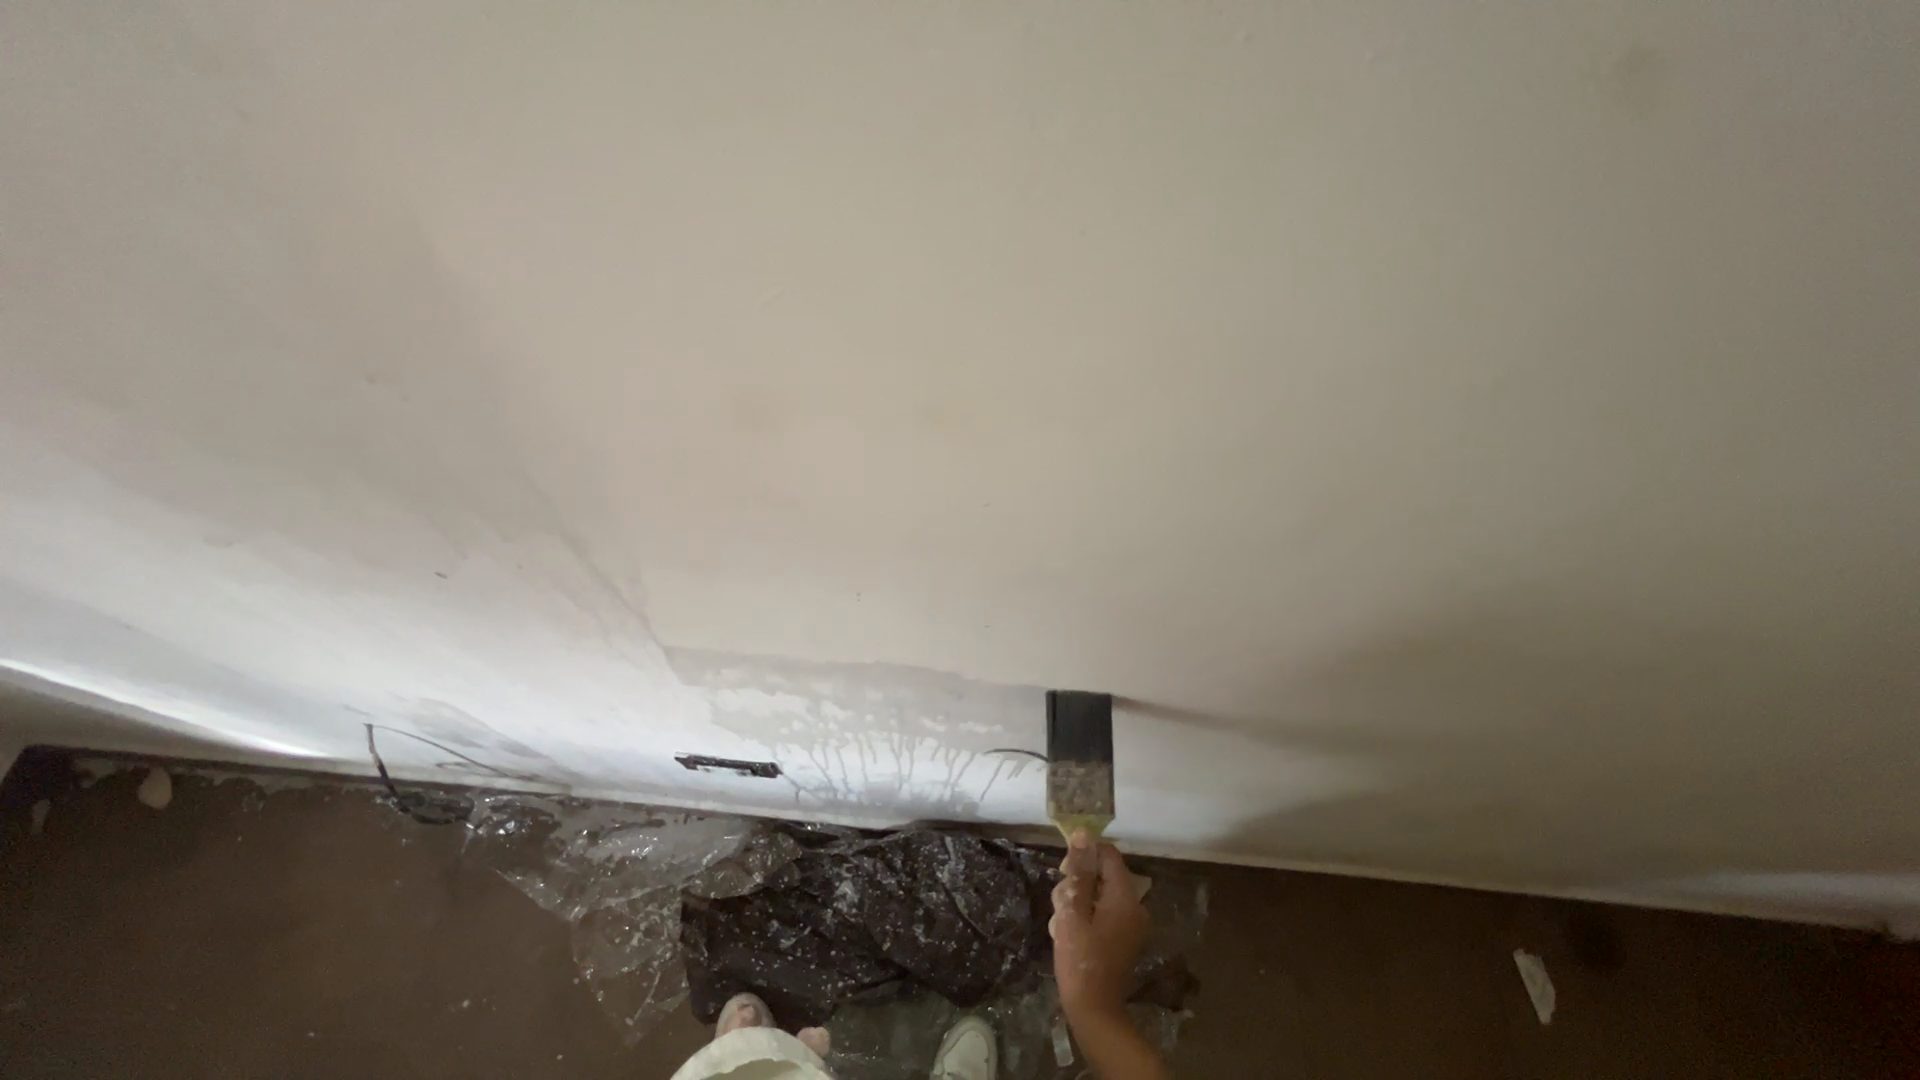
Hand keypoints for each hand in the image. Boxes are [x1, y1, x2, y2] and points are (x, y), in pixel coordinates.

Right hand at [1049, 829, 1147, 1018]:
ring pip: (1098, 894)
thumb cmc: (1080, 958)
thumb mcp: (1073, 911)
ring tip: (1062, 926)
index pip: (1107, 855)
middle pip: (1101, 875)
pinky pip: (1102, 913)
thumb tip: (1082, 834)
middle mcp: (1134, 905)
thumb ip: (1079, 872)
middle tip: (1060, 908)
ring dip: (1076, 903)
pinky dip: (1085, 917)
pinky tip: (1070, 935)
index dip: (1083, 856)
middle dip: (1076, 884)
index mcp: (1125, 896)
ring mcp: (1130, 923)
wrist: (1093, 1010)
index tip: (1063, 872)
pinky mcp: (1123, 937)